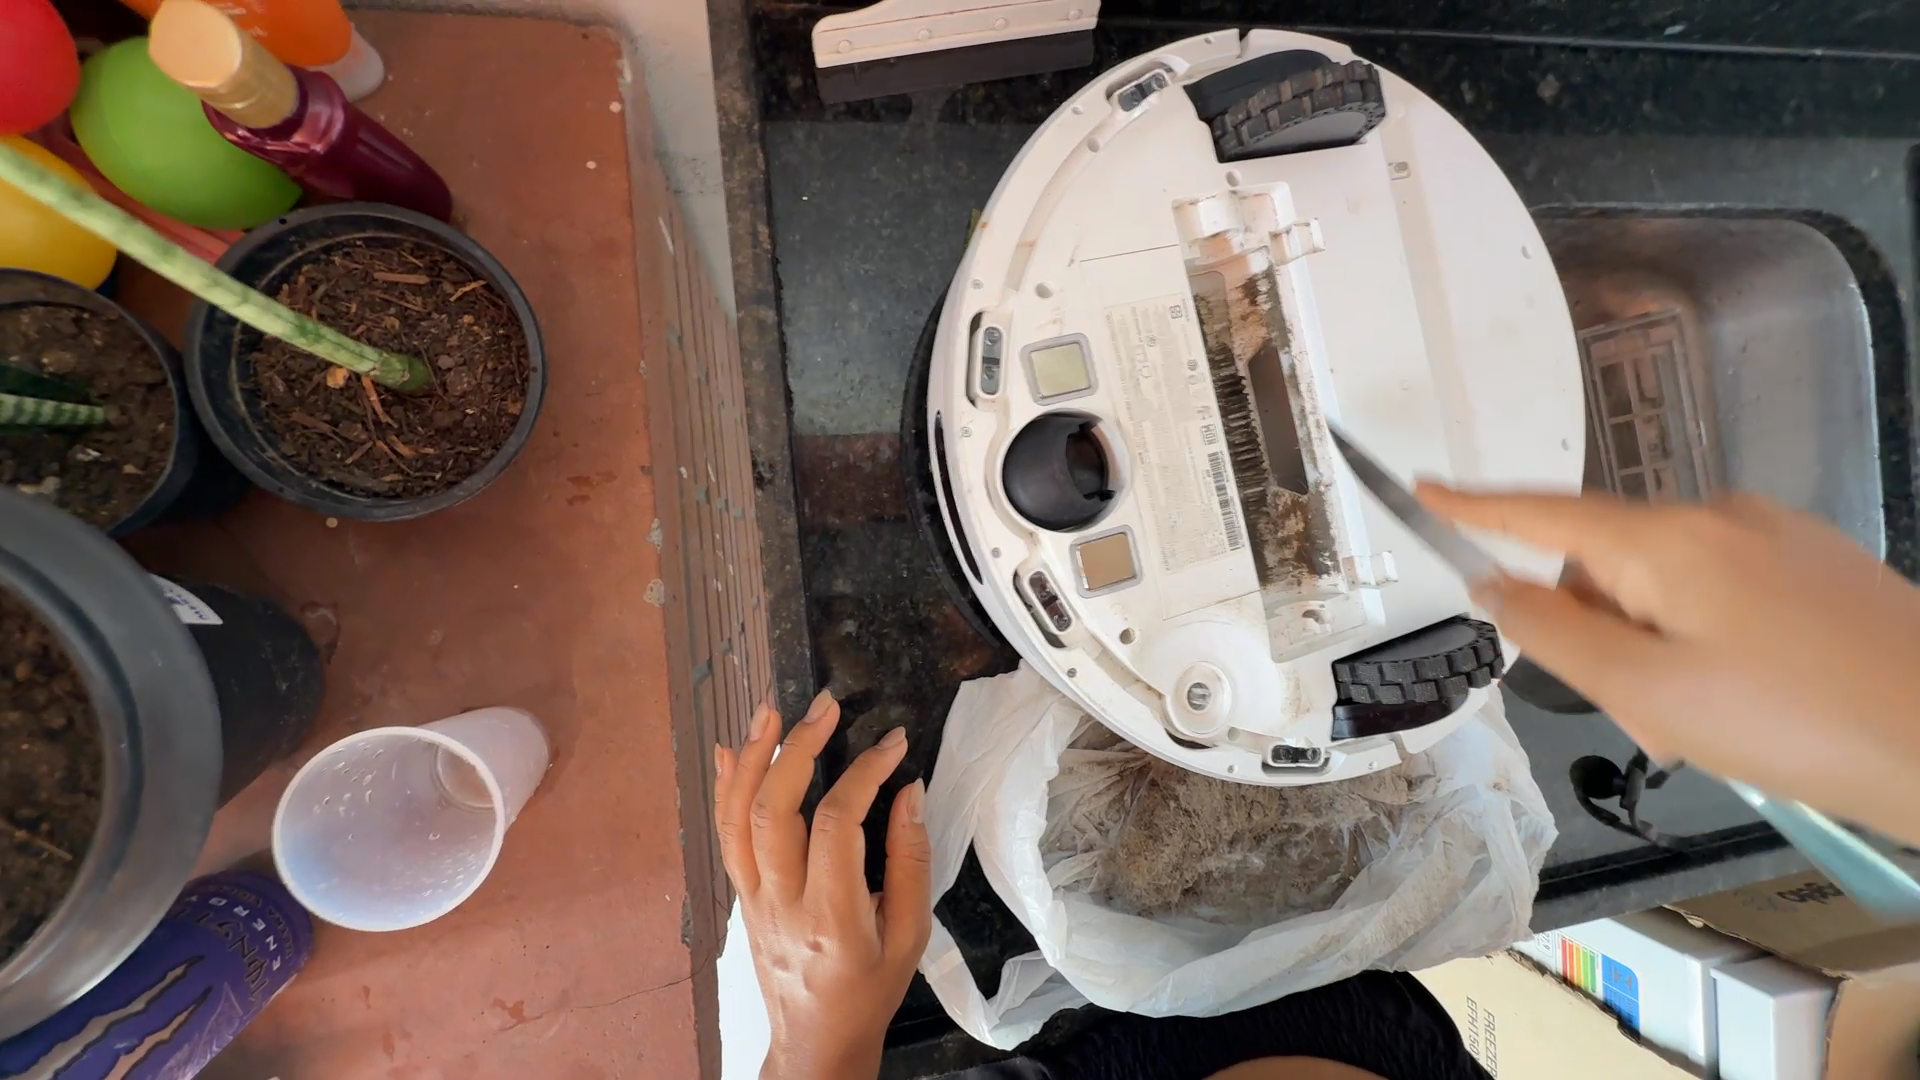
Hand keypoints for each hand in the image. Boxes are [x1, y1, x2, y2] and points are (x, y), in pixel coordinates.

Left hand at [715, 690, 930, 1079]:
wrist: (816, 1044)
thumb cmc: (870, 989)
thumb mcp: (911, 934)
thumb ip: (911, 859)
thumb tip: (909, 791)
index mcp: (831, 915)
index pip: (838, 823)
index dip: (865, 771)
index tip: (892, 742)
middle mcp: (780, 901)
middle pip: (773, 810)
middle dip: (798, 748)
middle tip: (825, 706)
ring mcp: (751, 897)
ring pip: (737, 817)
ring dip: (752, 756)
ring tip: (771, 710)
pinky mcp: (740, 895)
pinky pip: (724, 835)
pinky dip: (725, 786)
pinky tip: (730, 749)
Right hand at [1421, 485, 1919, 844]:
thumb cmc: (1796, 723)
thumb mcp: (1640, 688)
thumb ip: (1547, 631)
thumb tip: (1493, 586)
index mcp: (1668, 542)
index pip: (1540, 514)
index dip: (1472, 506)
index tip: (1423, 489)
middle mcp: (1718, 519)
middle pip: (1600, 561)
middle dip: (1590, 626)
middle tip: (1628, 706)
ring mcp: (1774, 539)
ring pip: (1654, 582)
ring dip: (1641, 641)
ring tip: (1688, 719)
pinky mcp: (1815, 567)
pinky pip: (1709, 589)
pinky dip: (1688, 635)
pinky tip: (1729, 694)